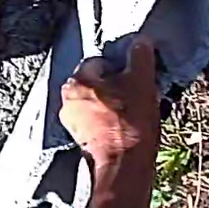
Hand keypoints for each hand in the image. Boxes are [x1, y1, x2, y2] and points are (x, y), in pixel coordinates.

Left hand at [60, 38, 160, 172]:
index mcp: (76, 82)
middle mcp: (67, 101)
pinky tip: (125, 129)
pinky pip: (97, 122)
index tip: (135, 81)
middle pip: (98, 83)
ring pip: (98, 103)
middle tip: (136, 98)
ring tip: (133, 115)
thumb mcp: (142, 82)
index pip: (100, 62)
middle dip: (116, 88)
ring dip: (113, 106)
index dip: (122, 69)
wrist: (124, 166)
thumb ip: (140, 56)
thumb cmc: (131, 122)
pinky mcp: (80, 140)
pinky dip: (109, 123)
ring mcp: (72, 123)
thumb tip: (141, 41)